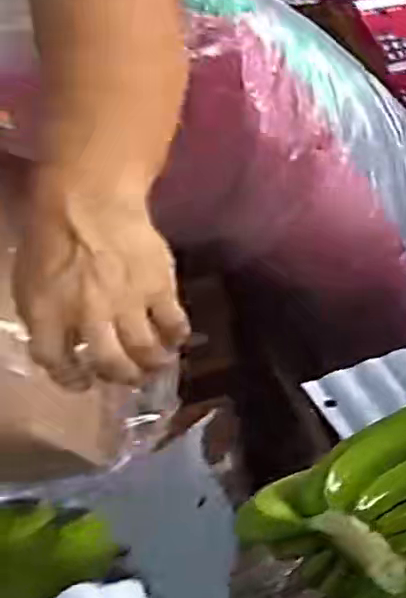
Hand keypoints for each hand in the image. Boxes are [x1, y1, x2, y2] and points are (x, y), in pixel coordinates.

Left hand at [14, 178, 187, 388]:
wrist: (90, 212)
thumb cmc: (51, 242)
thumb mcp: (33, 281)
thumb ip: (51, 311)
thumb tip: (73, 335)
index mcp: (45, 311)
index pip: (53, 356)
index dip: (68, 375)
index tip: (80, 384)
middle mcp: (86, 314)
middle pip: (108, 359)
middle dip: (120, 374)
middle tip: (131, 380)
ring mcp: (128, 303)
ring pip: (145, 346)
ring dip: (153, 361)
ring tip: (160, 365)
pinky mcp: (160, 291)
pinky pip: (173, 322)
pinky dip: (177, 335)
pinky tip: (179, 339)